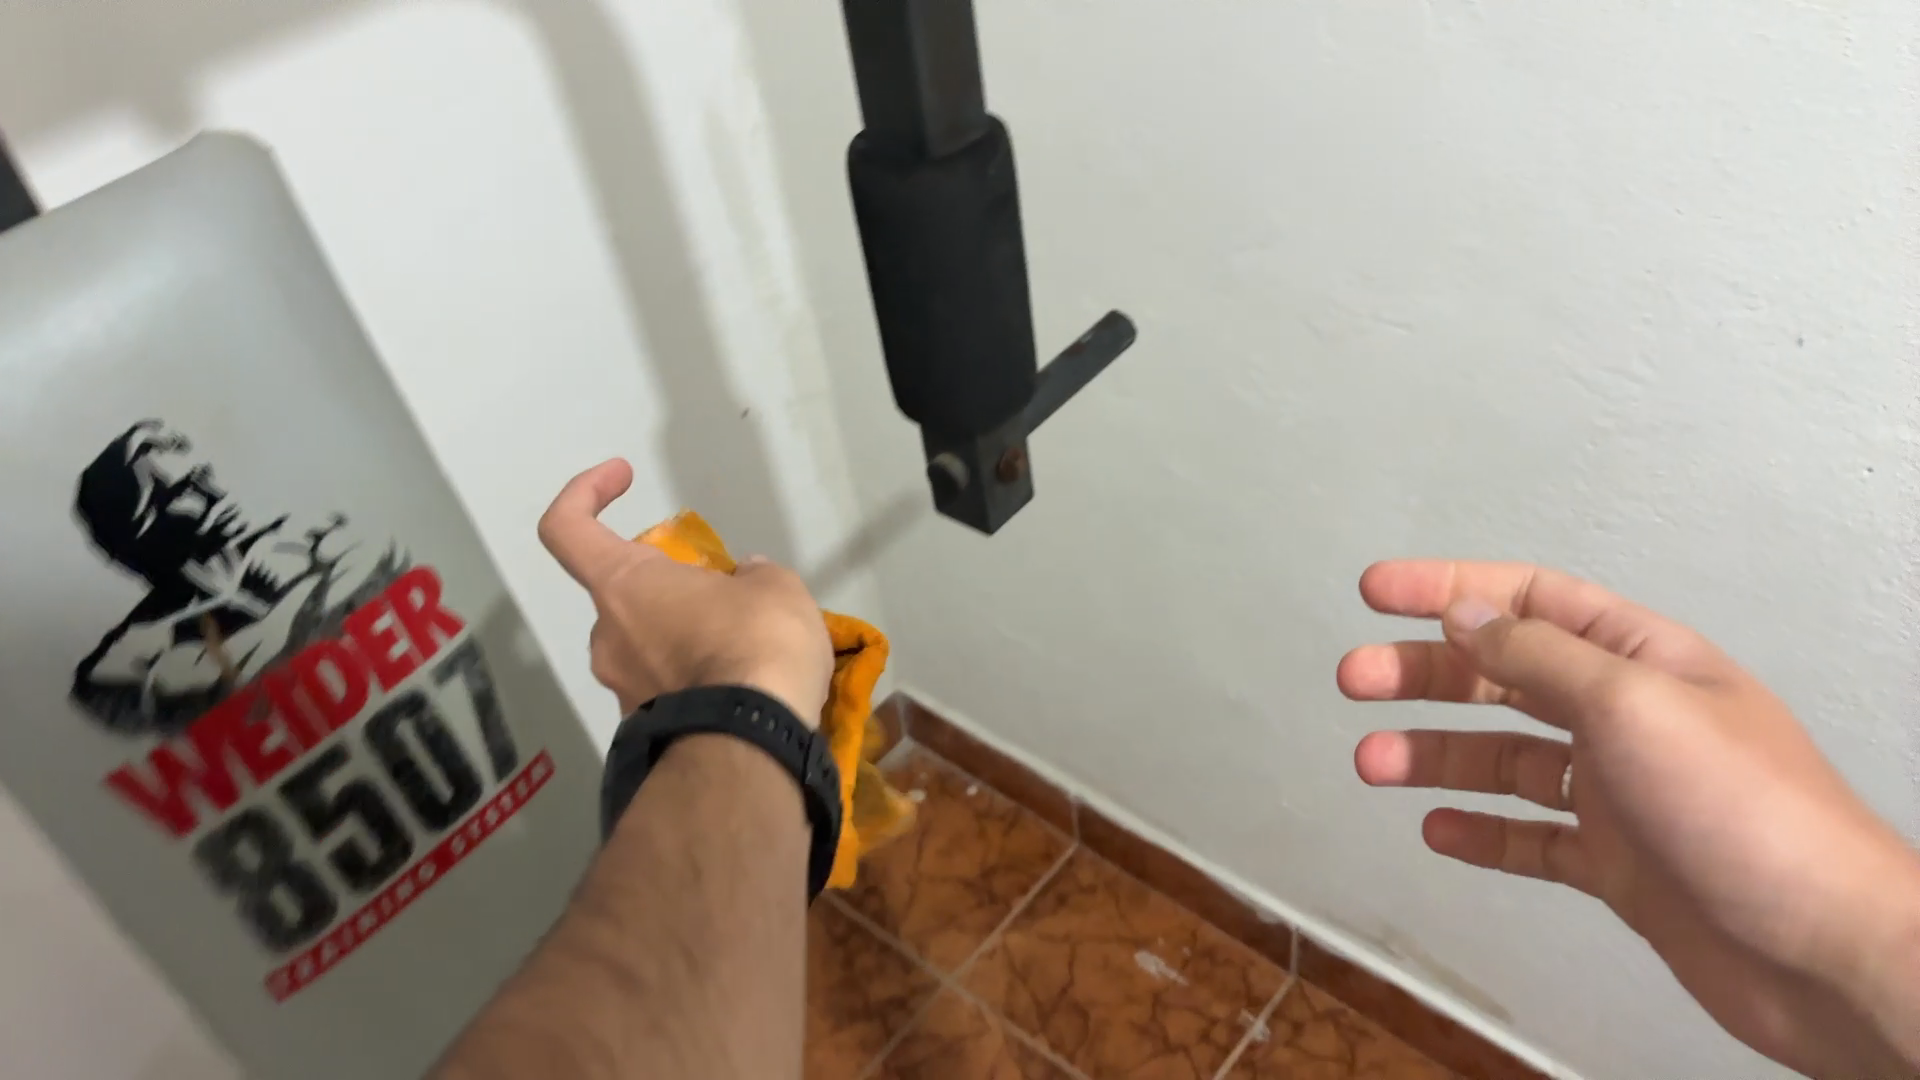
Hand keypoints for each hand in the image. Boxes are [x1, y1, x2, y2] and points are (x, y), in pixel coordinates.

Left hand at [537, 459, 831, 725]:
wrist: (752, 744)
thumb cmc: (757, 641)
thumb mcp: (776, 586)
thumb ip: (752, 575)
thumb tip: (743, 581)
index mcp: (626, 586)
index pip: (568, 528)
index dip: (586, 492)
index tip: (624, 476)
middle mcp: (608, 636)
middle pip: (627, 595)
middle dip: (675, 589)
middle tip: (732, 599)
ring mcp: (622, 690)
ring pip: (650, 645)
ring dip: (690, 637)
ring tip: (751, 649)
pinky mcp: (645, 731)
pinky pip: (669, 688)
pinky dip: (698, 678)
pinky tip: (745, 687)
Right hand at [1338, 560, 1919, 1077]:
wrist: (1831, 964)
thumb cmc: (1741, 812)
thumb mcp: (1629, 704)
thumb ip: (1537, 653)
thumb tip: (1461, 615)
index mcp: (1638, 662)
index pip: (1525, 602)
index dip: (1447, 588)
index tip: (1376, 590)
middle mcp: (1619, 717)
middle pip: (1496, 677)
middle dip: (1419, 674)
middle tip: (1354, 679)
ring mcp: (1613, 790)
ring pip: (1498, 758)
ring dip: (1430, 757)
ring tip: (1372, 764)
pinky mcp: (1609, 859)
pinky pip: (1525, 835)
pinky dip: (1479, 831)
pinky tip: (1439, 831)